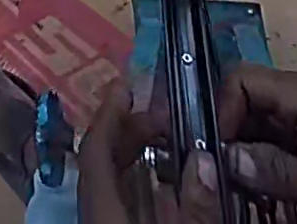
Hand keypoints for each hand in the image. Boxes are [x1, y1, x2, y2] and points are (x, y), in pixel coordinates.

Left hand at [76, 78, 220, 223]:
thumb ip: (196, 208)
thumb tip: (204, 158)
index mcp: (99, 204)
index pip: (95, 147)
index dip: (109, 114)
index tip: (126, 85)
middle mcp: (92, 209)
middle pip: (102, 158)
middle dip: (128, 130)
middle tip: (162, 114)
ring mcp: (101, 219)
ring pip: (110, 179)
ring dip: (134, 156)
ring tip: (167, 139)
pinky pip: (117, 197)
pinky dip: (137, 183)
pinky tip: (165, 183)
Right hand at [215, 65, 296, 223]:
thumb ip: (276, 168)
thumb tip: (223, 156)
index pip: (236, 79)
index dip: (220, 107)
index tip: (216, 148)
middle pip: (242, 102)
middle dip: (227, 131)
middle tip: (218, 169)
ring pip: (255, 127)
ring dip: (243, 152)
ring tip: (236, 184)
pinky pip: (274, 147)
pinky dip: (262, 165)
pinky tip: (260, 191)